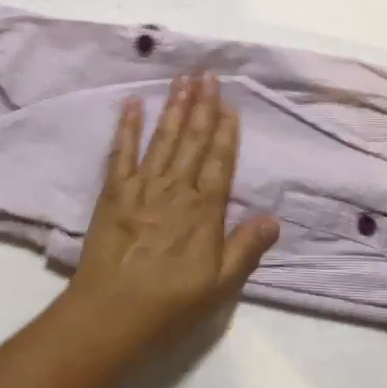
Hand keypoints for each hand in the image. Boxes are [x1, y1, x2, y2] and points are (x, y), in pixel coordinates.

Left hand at [66, 71, 280, 348]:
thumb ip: (246, 248)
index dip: (226, 132)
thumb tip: (274, 218)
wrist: (112, 312)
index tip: (230, 104)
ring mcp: (142, 187)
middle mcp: (176, 189)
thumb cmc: (170, 304)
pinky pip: (122, 152)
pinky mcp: (113, 192)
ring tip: (183, 79)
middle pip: (193, 141)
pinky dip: (128, 126)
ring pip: (163, 139)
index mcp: (204, 210)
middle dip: (202, 106)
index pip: (220, 162)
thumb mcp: (220, 286)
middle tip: (208, 74)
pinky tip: (134, 103)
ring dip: (174, 107)